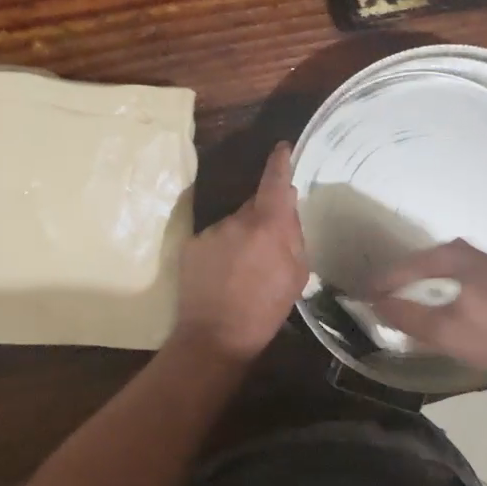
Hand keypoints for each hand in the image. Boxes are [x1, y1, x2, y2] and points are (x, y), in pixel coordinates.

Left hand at [171, 144, 308, 361]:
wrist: (214, 337)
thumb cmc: (265, 310)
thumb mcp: (296, 275)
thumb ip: (293, 237)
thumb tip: (287, 209)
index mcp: (268, 225)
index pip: (275, 181)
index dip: (280, 162)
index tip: (283, 148)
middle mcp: (236, 220)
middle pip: (254, 207)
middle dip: (263, 220)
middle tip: (270, 249)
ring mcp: (210, 232)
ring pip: (233, 225)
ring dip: (241, 239)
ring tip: (245, 271)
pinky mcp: (190, 246)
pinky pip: (213, 240)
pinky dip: (221, 252)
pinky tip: (224, 276)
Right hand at [370, 240, 486, 373]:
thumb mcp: (447, 331)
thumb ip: (408, 317)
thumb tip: (374, 304)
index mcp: (448, 257)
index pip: (399, 268)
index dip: (377, 285)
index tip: (358, 300)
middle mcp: (463, 251)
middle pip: (417, 266)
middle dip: (396, 283)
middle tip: (377, 303)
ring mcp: (482, 262)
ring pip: (436, 272)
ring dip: (417, 288)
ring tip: (401, 307)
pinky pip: (452, 279)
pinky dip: (437, 291)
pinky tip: (437, 308)